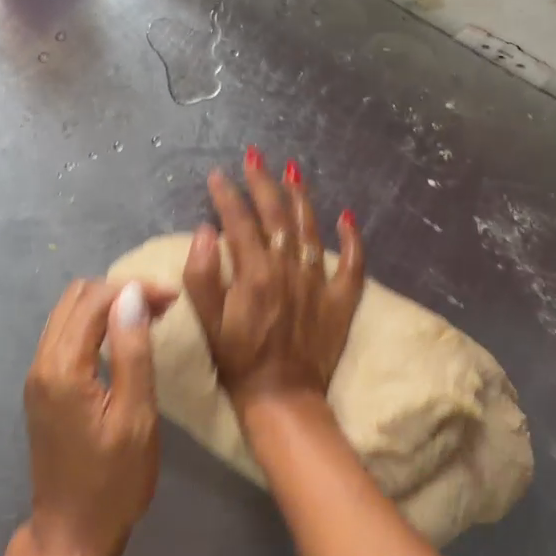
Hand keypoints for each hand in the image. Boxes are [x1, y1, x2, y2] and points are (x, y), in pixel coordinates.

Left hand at [23, 279, 175, 555]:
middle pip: (75, 298)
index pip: (94, 300)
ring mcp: (37, 375)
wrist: (71, 535)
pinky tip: (121, 340)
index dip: (134, 290)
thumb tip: (132, 295)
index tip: (173, 298)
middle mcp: (41, 362)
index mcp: (62, 367)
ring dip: (105, 307)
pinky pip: (64, 336)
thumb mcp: (135, 419)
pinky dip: (93, 326)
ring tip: (147, 319)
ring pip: (67, 314)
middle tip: (162, 307)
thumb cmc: (112, 484)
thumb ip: (132, 352)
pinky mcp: (42, 388)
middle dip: (118, 292)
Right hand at [183, 147, 365, 415]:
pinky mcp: (341, 301)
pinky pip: (353, 265)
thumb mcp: (206, 319)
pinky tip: (347, 216)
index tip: (218, 175)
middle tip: (255, 157)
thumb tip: (206, 231)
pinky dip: (353, 240)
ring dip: (301, 198)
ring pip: (311, 230)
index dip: (228, 195)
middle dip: (263, 183)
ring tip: (292, 172)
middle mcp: (289, 269)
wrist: (282, 398)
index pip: (239, 221)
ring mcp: (319, 283)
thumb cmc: (236, 358)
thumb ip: (201, 273)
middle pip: (276, 216)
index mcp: (254, 272)